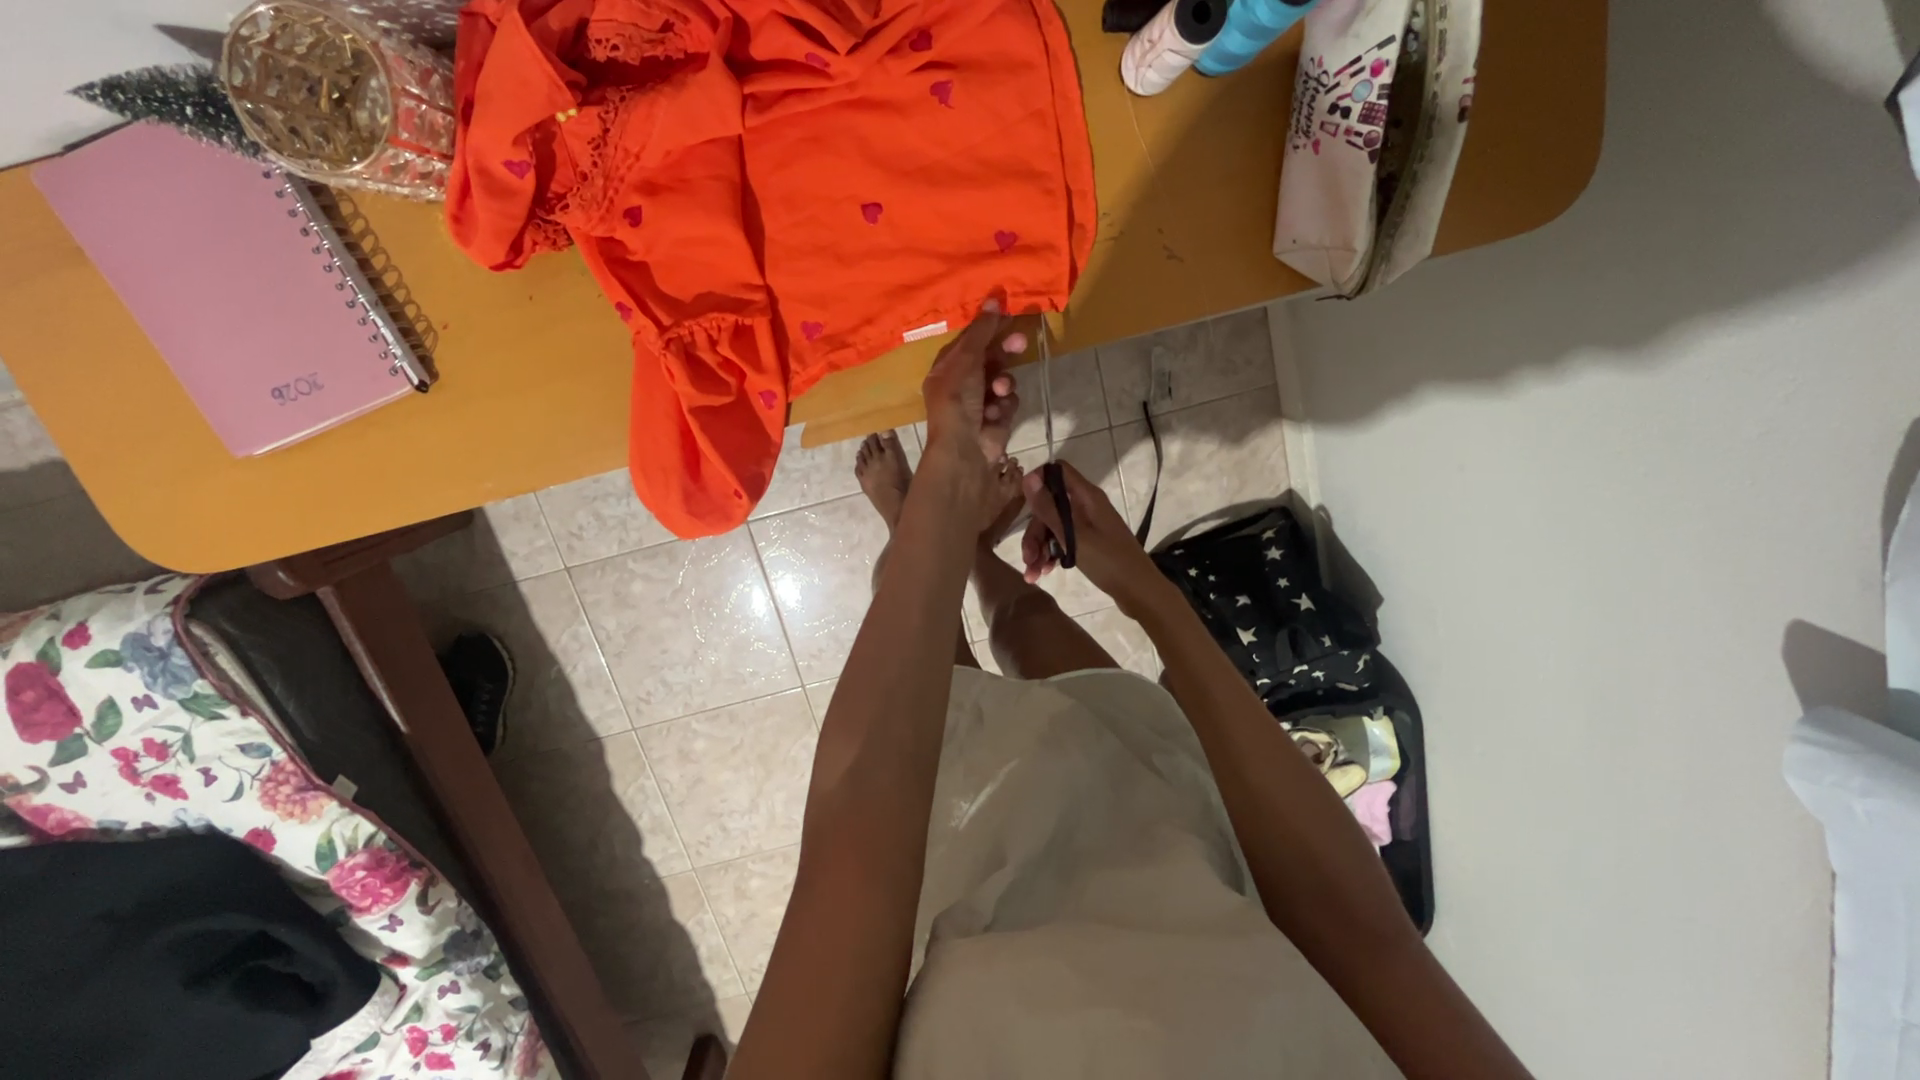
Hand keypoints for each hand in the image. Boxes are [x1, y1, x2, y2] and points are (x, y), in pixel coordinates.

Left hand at [919, 299, 1026, 528]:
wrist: (965, 449)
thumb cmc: (957, 400)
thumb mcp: (966, 359)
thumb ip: (981, 330)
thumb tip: (994, 298)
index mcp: (947, 368)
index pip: (970, 340)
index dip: (988, 328)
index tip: (1008, 315)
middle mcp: (962, 383)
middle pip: (991, 357)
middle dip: (1005, 351)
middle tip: (1020, 343)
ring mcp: (981, 402)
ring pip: (1004, 379)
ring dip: (1004, 383)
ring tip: (999, 392)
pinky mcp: (997, 419)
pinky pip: (1010, 401)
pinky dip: (1005, 406)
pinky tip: (996, 415)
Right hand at [1018, 461, 1164, 611]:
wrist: (1138, 590)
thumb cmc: (1108, 560)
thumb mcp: (1072, 535)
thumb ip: (1049, 508)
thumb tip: (1029, 477)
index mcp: (1086, 497)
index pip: (1058, 471)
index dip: (1037, 481)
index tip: (1023, 503)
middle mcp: (1086, 506)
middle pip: (1050, 507)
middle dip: (1035, 532)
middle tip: (1028, 558)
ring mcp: (1087, 525)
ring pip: (1054, 528)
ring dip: (1040, 549)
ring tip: (1033, 575)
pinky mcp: (1088, 542)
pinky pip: (1063, 542)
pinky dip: (1052, 555)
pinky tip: (1044, 573)